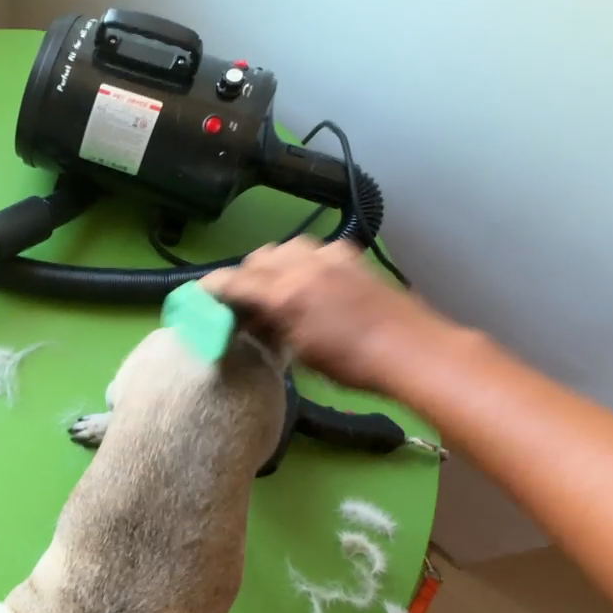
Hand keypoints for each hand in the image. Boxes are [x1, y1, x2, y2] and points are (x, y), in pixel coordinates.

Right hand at [199, 237, 477, 393]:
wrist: (411, 351)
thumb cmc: (351, 363)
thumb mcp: (298, 352)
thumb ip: (269, 326)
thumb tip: (251, 319)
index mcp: (287, 293)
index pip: (236, 280)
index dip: (213, 287)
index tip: (200, 295)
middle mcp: (306, 266)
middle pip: (260, 258)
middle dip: (245, 276)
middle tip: (243, 302)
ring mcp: (332, 257)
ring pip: (287, 248)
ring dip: (274, 265)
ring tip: (276, 290)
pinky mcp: (353, 258)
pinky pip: (315, 250)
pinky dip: (303, 263)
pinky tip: (310, 284)